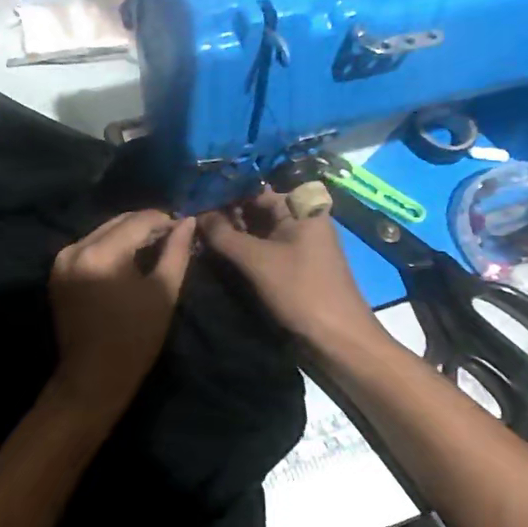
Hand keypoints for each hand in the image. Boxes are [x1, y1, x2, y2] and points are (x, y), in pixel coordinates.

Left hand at [46, 210, 196, 416]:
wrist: (94, 377)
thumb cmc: (136, 337)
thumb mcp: (164, 292)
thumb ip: (177, 251)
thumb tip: (188, 221)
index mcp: (101, 253)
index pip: (139, 221)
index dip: (165, 220)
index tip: (184, 226)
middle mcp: (76, 248)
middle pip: (119, 222)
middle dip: (147, 225)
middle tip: (173, 235)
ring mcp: (62, 260)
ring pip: (104, 231)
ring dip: (129, 234)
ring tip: (155, 246)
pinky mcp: (58, 271)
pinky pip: (91, 246)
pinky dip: (112, 247)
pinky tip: (131, 258)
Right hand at [200, 189, 386, 353]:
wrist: (338, 337)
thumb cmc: (301, 290)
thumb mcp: (257, 261)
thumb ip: (224, 235)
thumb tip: (196, 213)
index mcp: (301, 206)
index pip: (255, 189)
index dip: (224, 192)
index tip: (193, 196)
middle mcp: (302, 216)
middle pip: (257, 208)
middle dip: (225, 212)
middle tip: (189, 215)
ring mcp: (299, 240)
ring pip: (259, 228)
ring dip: (232, 231)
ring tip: (196, 231)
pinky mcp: (295, 262)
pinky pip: (265, 246)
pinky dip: (244, 247)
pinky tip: (217, 249)